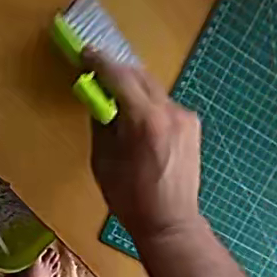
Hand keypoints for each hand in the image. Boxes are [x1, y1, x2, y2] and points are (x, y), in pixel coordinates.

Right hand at [86, 50, 203, 244]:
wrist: (170, 222)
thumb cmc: (130, 199)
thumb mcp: (103, 162)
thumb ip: (101, 125)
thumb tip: (98, 102)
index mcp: (145, 121)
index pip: (120, 76)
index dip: (99, 63)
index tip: (85, 54)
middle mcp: (170, 112)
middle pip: (140, 76)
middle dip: (117, 72)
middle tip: (95, 74)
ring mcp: (185, 117)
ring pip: (153, 90)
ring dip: (133, 89)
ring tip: (115, 101)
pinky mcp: (192, 126)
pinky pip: (164, 105)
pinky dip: (148, 105)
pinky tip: (137, 122)